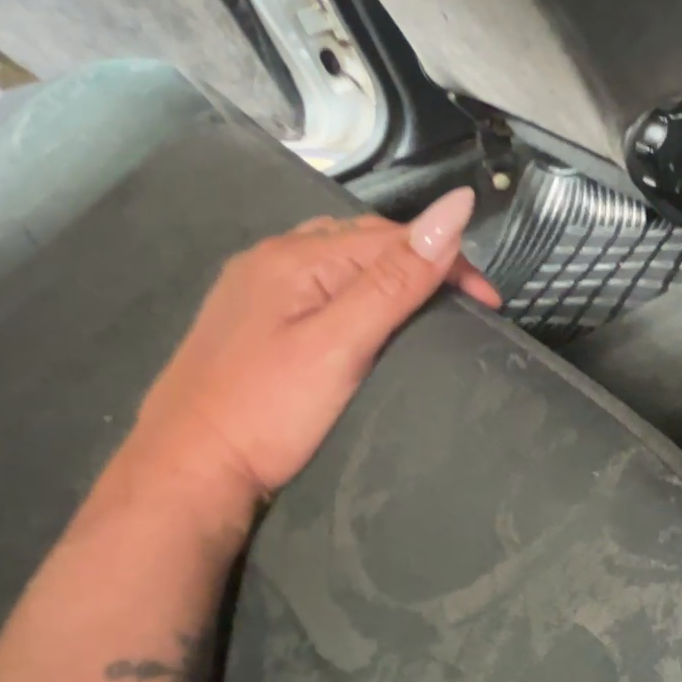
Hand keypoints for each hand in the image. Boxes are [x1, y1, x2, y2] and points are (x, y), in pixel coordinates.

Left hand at [122, 188, 500, 510]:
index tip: (493, 307)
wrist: (188, 472)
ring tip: (434, 309)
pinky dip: (365, 289)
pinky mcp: (255, 318)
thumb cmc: (269, 411)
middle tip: (471, 309)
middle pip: (369, 240)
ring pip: (346, 259)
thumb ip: (398, 279)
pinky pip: (325, 282)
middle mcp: (274, 258)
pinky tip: (376, 315)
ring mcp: (258, 288)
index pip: (395, 238)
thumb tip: (454, 209)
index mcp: (296, 257)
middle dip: (428, 262)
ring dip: (398, 273)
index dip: (452, 262)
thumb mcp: (342, 344)